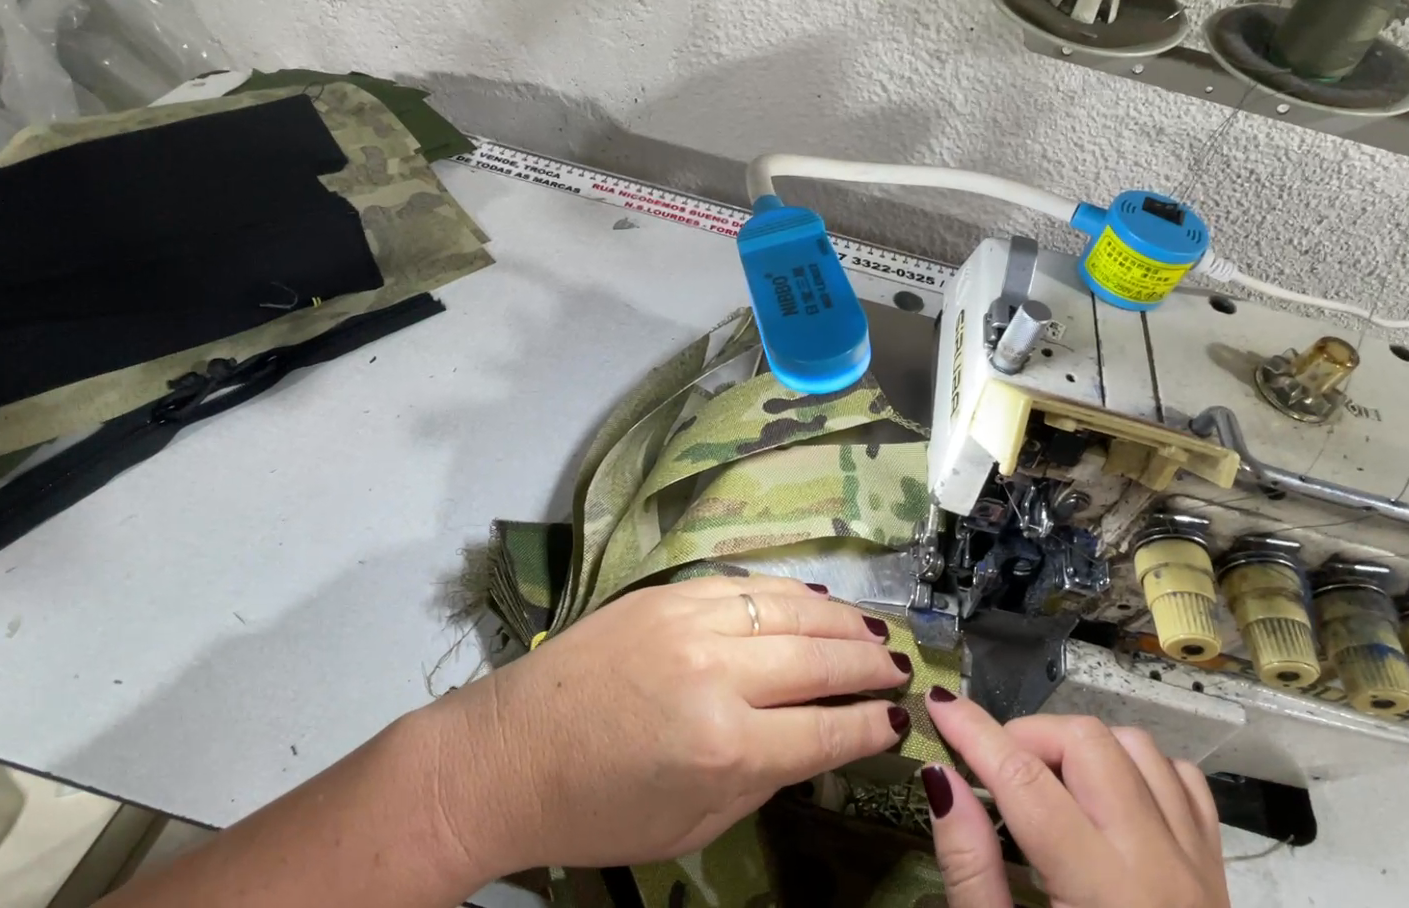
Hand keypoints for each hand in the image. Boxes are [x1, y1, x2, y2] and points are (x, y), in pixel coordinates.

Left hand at [422, 574, 910, 875]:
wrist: (507, 756)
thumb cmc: (597, 811)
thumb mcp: (692, 824)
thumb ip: (763, 779)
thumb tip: (817, 738)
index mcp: (724, 747)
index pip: (825, 731)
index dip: (871, 725)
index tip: (900, 719)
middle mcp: (716, 674)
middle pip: (818, 660)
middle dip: (870, 665)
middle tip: (901, 669)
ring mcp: (688, 622)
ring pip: (790, 610)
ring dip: (841, 622)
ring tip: (873, 632)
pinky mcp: (664, 593)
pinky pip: (745, 585)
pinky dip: (789, 593)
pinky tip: (816, 602)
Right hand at [921, 689, 1229, 907]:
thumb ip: (971, 867)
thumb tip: (943, 781)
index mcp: (1104, 892)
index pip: (1025, 779)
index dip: (974, 733)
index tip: (937, 704)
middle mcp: (1160, 863)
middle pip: (1086, 743)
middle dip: (1027, 738)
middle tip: (992, 771)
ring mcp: (1197, 862)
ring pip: (1135, 746)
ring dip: (1080, 748)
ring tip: (1046, 785)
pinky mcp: (1215, 867)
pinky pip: (1178, 777)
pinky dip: (1135, 765)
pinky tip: (1105, 797)